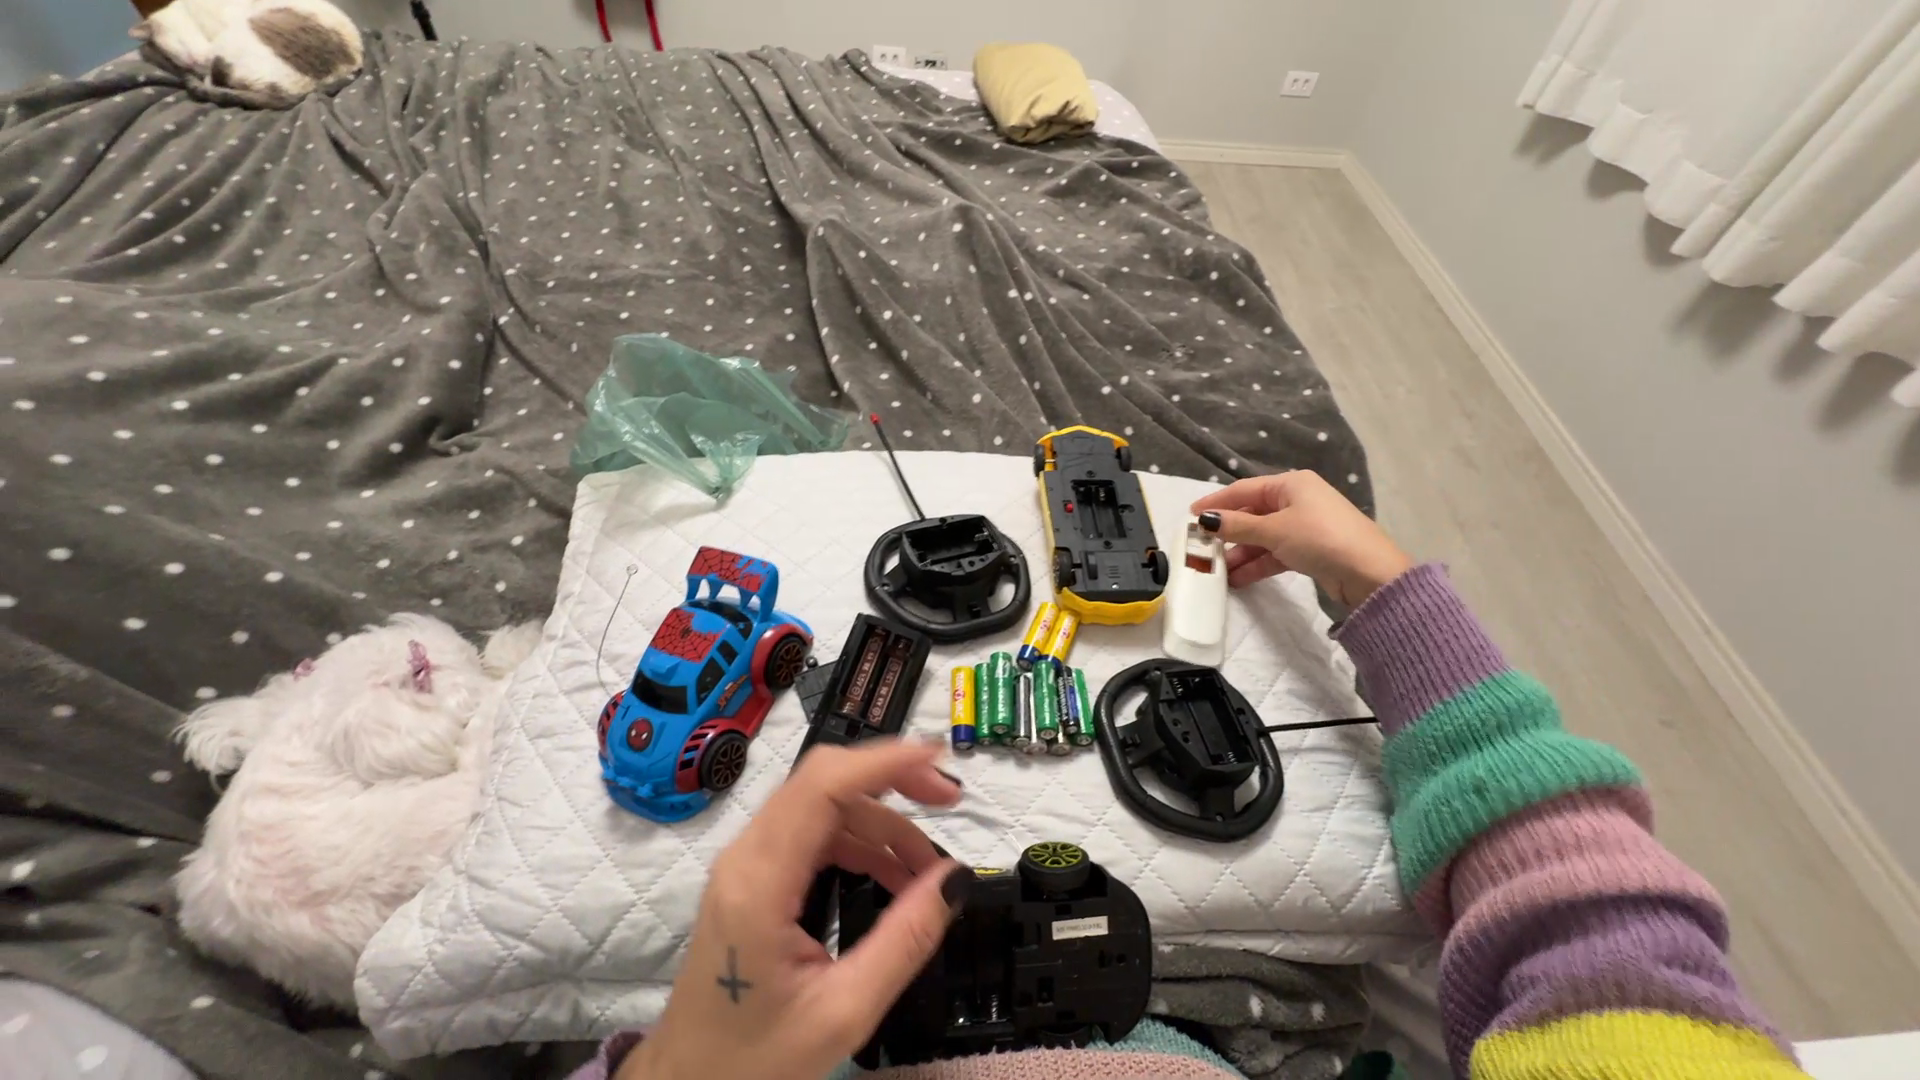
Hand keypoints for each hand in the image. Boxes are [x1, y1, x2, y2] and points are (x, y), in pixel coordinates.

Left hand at [618, 739, 971, 1079]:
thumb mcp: (844, 1012)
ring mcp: (746, 861)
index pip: (823, 787)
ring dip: (882, 823)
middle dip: (893, 781)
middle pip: (824, 782)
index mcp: (760, 882)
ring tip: (926, 870)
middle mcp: (747, 855)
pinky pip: (815, 835)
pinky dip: (861, 844)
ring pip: (824, 806)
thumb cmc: (754, 1062)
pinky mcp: (754, 875)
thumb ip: (905, 939)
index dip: (883, 760)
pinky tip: (892, 880)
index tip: (937, 756)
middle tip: (949, 801)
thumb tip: (956, 878)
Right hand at [1189, 470, 1412, 605]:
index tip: (1190, 516)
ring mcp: (1304, 526)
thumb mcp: (1274, 530)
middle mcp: (1297, 500)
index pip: (1243, 489)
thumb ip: (1237, 526)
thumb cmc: (1319, 538)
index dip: (1216, 502)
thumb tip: (1205, 520)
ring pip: (1262, 537)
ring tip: (1216, 571)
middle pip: (1252, 514)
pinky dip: (1257, 564)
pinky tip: (1237, 579)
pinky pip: (1275, 553)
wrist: (1369, 573)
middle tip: (1201, 548)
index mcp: (1290, 484)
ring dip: (1240, 553)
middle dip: (1227, 533)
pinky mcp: (1310, 550)